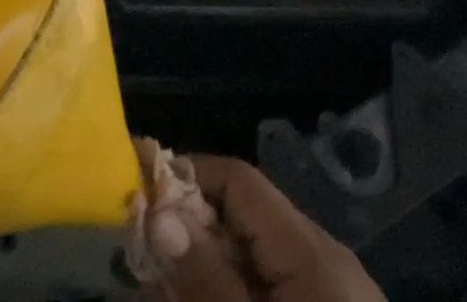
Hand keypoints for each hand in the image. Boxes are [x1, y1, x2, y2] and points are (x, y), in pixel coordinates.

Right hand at [141, 154, 382, 301]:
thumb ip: (205, 277)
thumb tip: (160, 212)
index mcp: (311, 252)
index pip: (237, 179)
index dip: (184, 176)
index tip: (134, 194)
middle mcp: (325, 258)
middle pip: (243, 213)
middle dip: (188, 227)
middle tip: (140, 258)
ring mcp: (332, 292)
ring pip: (253, 252)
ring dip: (205, 264)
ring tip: (169, 293)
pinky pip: (271, 285)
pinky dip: (233, 289)